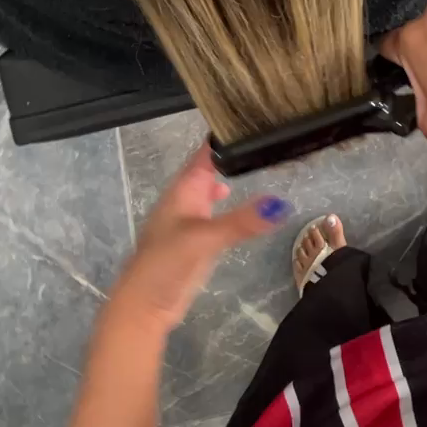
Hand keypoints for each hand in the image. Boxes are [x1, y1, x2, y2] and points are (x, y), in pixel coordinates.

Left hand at [106, 146, 287, 334]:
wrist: (144, 307)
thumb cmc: (165, 263)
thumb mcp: (204, 238)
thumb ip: (242, 221)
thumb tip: (281, 204)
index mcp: (183, 189)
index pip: (206, 152)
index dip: (227, 135)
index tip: (257, 119)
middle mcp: (187, 198)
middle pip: (212, 168)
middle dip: (236, 155)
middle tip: (271, 140)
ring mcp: (192, 219)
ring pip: (215, 189)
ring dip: (234, 178)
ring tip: (265, 166)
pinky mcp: (198, 241)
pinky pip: (219, 213)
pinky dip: (233, 204)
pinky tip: (247, 206)